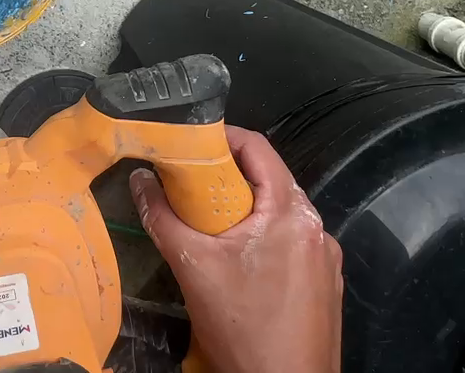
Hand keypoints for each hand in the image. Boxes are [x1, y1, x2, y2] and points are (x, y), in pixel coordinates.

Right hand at [128, 126, 342, 372]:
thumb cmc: (243, 328)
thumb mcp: (192, 266)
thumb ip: (162, 216)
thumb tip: (139, 178)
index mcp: (291, 214)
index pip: (258, 147)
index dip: (221, 136)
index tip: (189, 144)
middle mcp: (317, 228)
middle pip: (267, 178)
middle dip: (226, 175)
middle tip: (189, 181)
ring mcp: (325, 258)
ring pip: (277, 211)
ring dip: (242, 207)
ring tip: (206, 219)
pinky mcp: (324, 284)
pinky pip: (289, 240)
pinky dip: (260, 235)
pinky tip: (234, 258)